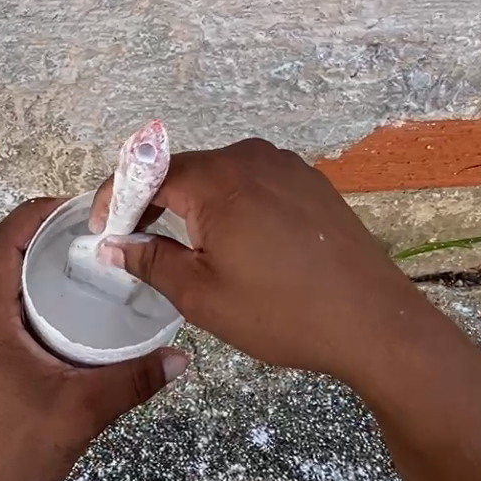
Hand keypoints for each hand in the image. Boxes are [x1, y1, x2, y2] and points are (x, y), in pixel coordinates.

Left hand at [0, 197, 188, 480]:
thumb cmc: (19, 449)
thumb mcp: (82, 410)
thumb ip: (132, 381)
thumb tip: (183, 357)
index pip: (1, 241)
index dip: (36, 213)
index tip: (79, 207)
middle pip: (0, 253)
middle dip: (41, 232)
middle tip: (92, 231)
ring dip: (33, 260)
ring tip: (84, 259)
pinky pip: (2, 302)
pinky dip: (30, 289)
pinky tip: (66, 305)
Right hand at [87, 138, 432, 384]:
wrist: (376, 324)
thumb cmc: (281, 312)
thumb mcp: (202, 295)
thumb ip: (150, 261)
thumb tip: (113, 245)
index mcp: (217, 180)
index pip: (146, 173)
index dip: (117, 199)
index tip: (104, 231)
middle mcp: (249, 157)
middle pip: (182, 170)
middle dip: (152, 202)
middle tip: (136, 241)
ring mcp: (284, 165)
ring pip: (217, 175)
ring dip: (191, 203)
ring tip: (184, 245)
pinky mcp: (309, 180)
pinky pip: (251, 181)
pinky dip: (228, 202)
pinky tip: (233, 238)